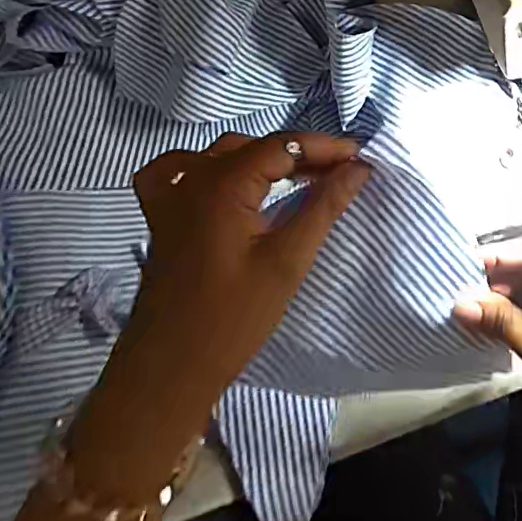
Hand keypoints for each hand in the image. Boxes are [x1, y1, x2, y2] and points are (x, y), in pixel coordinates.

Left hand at [48, 133, 366, 518]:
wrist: (167, 375)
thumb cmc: (233, 317)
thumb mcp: (289, 259)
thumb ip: (326, 205)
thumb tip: (360, 168)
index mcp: (222, 185)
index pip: (284, 145)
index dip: (325, 147)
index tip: (360, 156)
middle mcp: (193, 180)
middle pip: (256, 145)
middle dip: (301, 152)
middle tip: (340, 171)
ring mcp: (170, 198)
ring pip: (223, 153)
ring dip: (264, 156)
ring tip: (300, 174)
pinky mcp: (161, 219)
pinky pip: (176, 171)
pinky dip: (204, 164)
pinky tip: (223, 177)